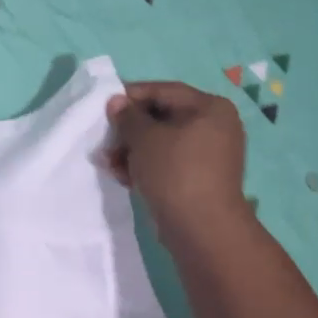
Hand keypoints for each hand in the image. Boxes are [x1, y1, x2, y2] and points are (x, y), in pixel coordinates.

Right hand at [103, 81, 251, 243]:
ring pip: (161, 142)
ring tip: (111, 165)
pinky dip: (145, 165)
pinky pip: (167, 161)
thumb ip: (127, 116)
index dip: (130, 96)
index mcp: (209, 108)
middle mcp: (215, 126)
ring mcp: (209, 153)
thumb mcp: (144, 138)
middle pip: (161, 117)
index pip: (163, 91)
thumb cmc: (174, 172)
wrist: (201, 226)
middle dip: (129, 130)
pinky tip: (125, 177)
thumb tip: (116, 101)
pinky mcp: (200, 176)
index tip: (103, 107)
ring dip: (132, 150)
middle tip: (105, 142)